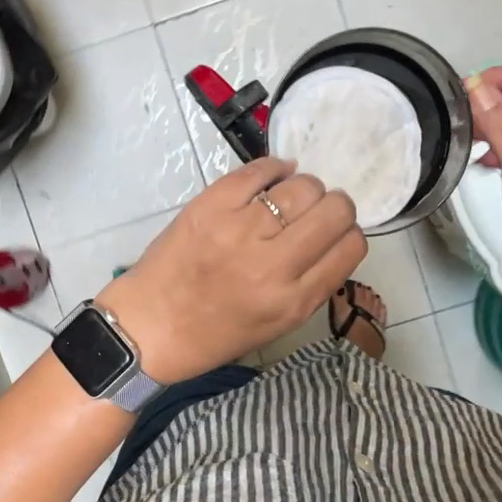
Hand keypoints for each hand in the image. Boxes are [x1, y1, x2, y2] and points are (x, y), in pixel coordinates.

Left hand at [93, 159, 366, 383]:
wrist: (151, 326)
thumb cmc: (215, 333)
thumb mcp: (278, 324)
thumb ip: (312, 284)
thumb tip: (336, 239)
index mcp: (293, 300)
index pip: (350, 247)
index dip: (349, 234)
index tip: (335, 233)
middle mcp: (273, 264)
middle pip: (335, 210)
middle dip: (335, 206)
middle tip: (318, 211)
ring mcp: (240, 230)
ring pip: (303, 186)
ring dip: (306, 187)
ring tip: (292, 196)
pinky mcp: (211, 205)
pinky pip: (260, 170)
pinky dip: (275, 168)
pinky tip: (275, 177)